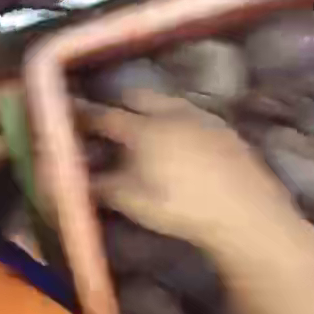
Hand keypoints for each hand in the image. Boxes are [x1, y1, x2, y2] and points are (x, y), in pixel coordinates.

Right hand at [82, 91, 308, 255]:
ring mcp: (203, 120)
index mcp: (143, 129)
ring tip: (142, 131)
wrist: (247, 217)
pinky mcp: (227, 132)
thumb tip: (72, 177)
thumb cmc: (179, 207)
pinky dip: (176, 123)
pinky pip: (192, 116)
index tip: (66, 114)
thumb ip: (97, 184)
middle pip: (137, 96)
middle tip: (106, 122)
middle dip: (117, 105)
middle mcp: (171, 115)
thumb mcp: (128, 200)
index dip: (82, 114)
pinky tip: (177, 144)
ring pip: (167, 103)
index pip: (103, 115)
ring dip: (149, 111)